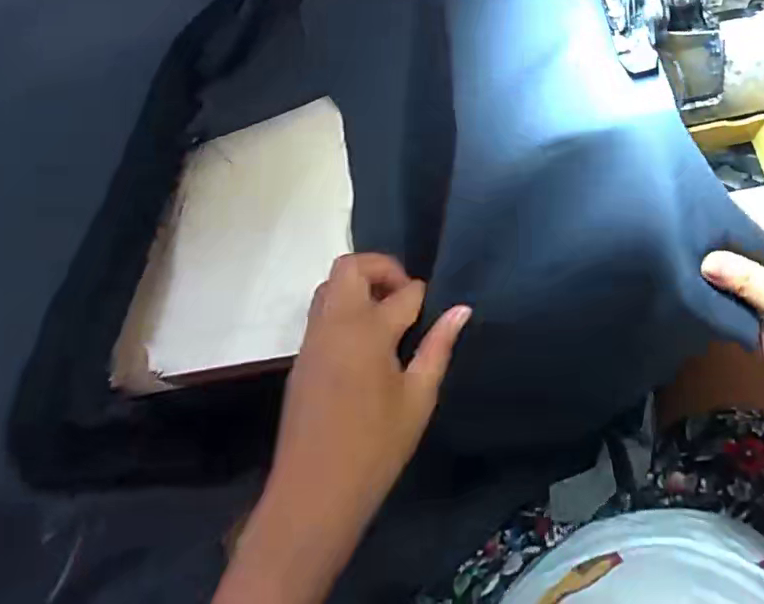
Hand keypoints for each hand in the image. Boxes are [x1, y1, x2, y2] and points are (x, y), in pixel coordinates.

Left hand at [271, 254, 470, 515]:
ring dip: (360, 286)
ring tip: (389, 316)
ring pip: (330, 286)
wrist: (312, 496)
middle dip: (382, 268)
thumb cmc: (375, 448)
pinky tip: (368, 343)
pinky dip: (345, 309)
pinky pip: (322, 314)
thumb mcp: (418, 398)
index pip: (404, 292)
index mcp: (368, 331)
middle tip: (406, 296)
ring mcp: (313, 341)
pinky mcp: (302, 360)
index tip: (437, 314)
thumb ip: (438, 347)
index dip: (424, 297)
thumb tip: (461, 310)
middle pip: (351, 267)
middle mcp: (336, 325)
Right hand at [701, 231, 763, 393]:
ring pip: (750, 274)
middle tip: (719, 310)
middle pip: (740, 249)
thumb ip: (750, 282)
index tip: (686, 251)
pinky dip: (761, 313)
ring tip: (752, 336)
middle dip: (727, 280)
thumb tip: (704, 259)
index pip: (739, 217)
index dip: (710, 229)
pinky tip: (763, 339)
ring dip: (745, 304)